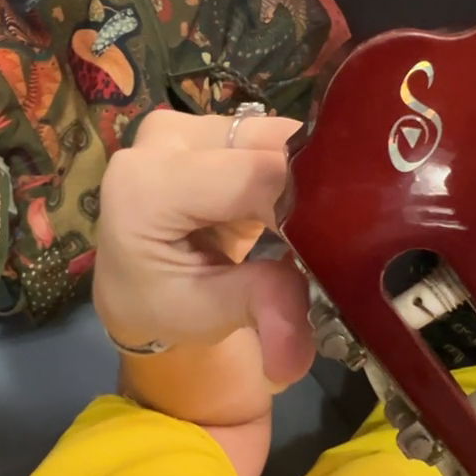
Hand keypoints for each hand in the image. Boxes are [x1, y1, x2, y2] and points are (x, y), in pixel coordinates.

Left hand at [92, 109, 316, 386]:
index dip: (306, 201)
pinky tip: (303, 206)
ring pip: (275, 135)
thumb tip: (302, 348)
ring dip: (305, 177)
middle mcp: (163, 140)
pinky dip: (293, 170)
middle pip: (267, 144)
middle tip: (345, 232)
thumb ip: (260, 305)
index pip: (252, 175)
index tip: (343, 240)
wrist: (130, 284)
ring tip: (324, 223)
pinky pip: (268, 138)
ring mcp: (186, 126)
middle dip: (312, 186)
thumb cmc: (158, 302)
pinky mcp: (209, 126)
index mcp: (148, 185)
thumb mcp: (204, 313)